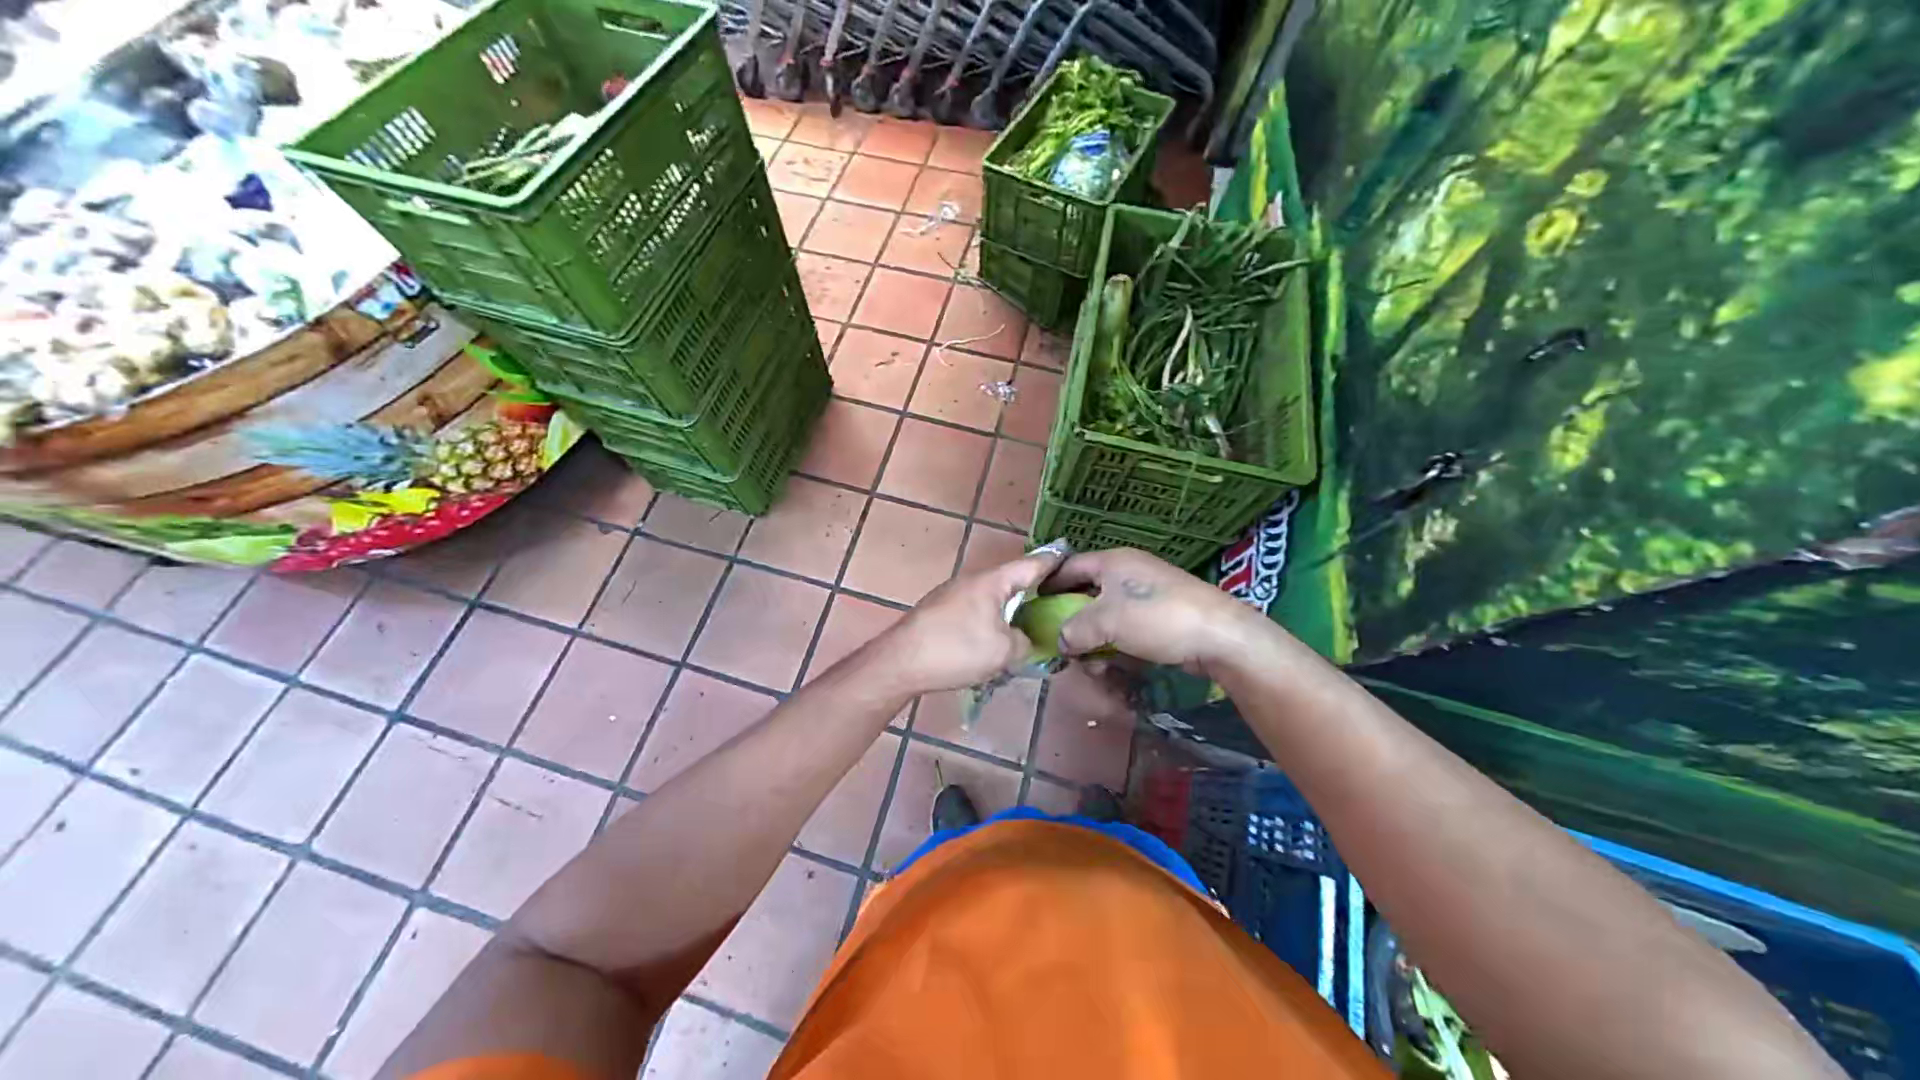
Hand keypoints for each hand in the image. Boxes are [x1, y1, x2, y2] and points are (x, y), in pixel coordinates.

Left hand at [864, 549, 1066, 694]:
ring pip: (991, 598)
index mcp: (992, 581)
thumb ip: (1025, 642)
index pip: (1032, 564)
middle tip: (1057, 602)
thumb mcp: (1004, 651)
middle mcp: (972, 580)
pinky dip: (990, 620)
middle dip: (1033, 591)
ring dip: (1010, 610)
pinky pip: (974, 611)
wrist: (900, 662)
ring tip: (1028, 625)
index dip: (1054, 562)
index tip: (1073, 557)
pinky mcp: (938, 612)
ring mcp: (952, 594)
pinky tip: (994, 640)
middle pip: (1011, 581)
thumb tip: (1025, 640)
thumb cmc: (956, 650)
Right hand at [1045, 548, 1271, 675]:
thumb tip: (1062, 642)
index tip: (1033, 607)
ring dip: (1094, 642)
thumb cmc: (1156, 618)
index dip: (1048, 584)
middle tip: (1064, 646)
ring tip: (1093, 666)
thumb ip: (1073, 630)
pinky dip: (1115, 646)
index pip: (1068, 566)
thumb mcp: (1105, 622)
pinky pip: (1126, 629)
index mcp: (1112, 562)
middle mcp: (1128, 573)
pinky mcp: (1162, 618)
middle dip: (1073, 623)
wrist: (1219, 637)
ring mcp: (1147, 596)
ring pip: (1106, 617)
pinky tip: (1114, 667)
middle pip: (1086, 594)